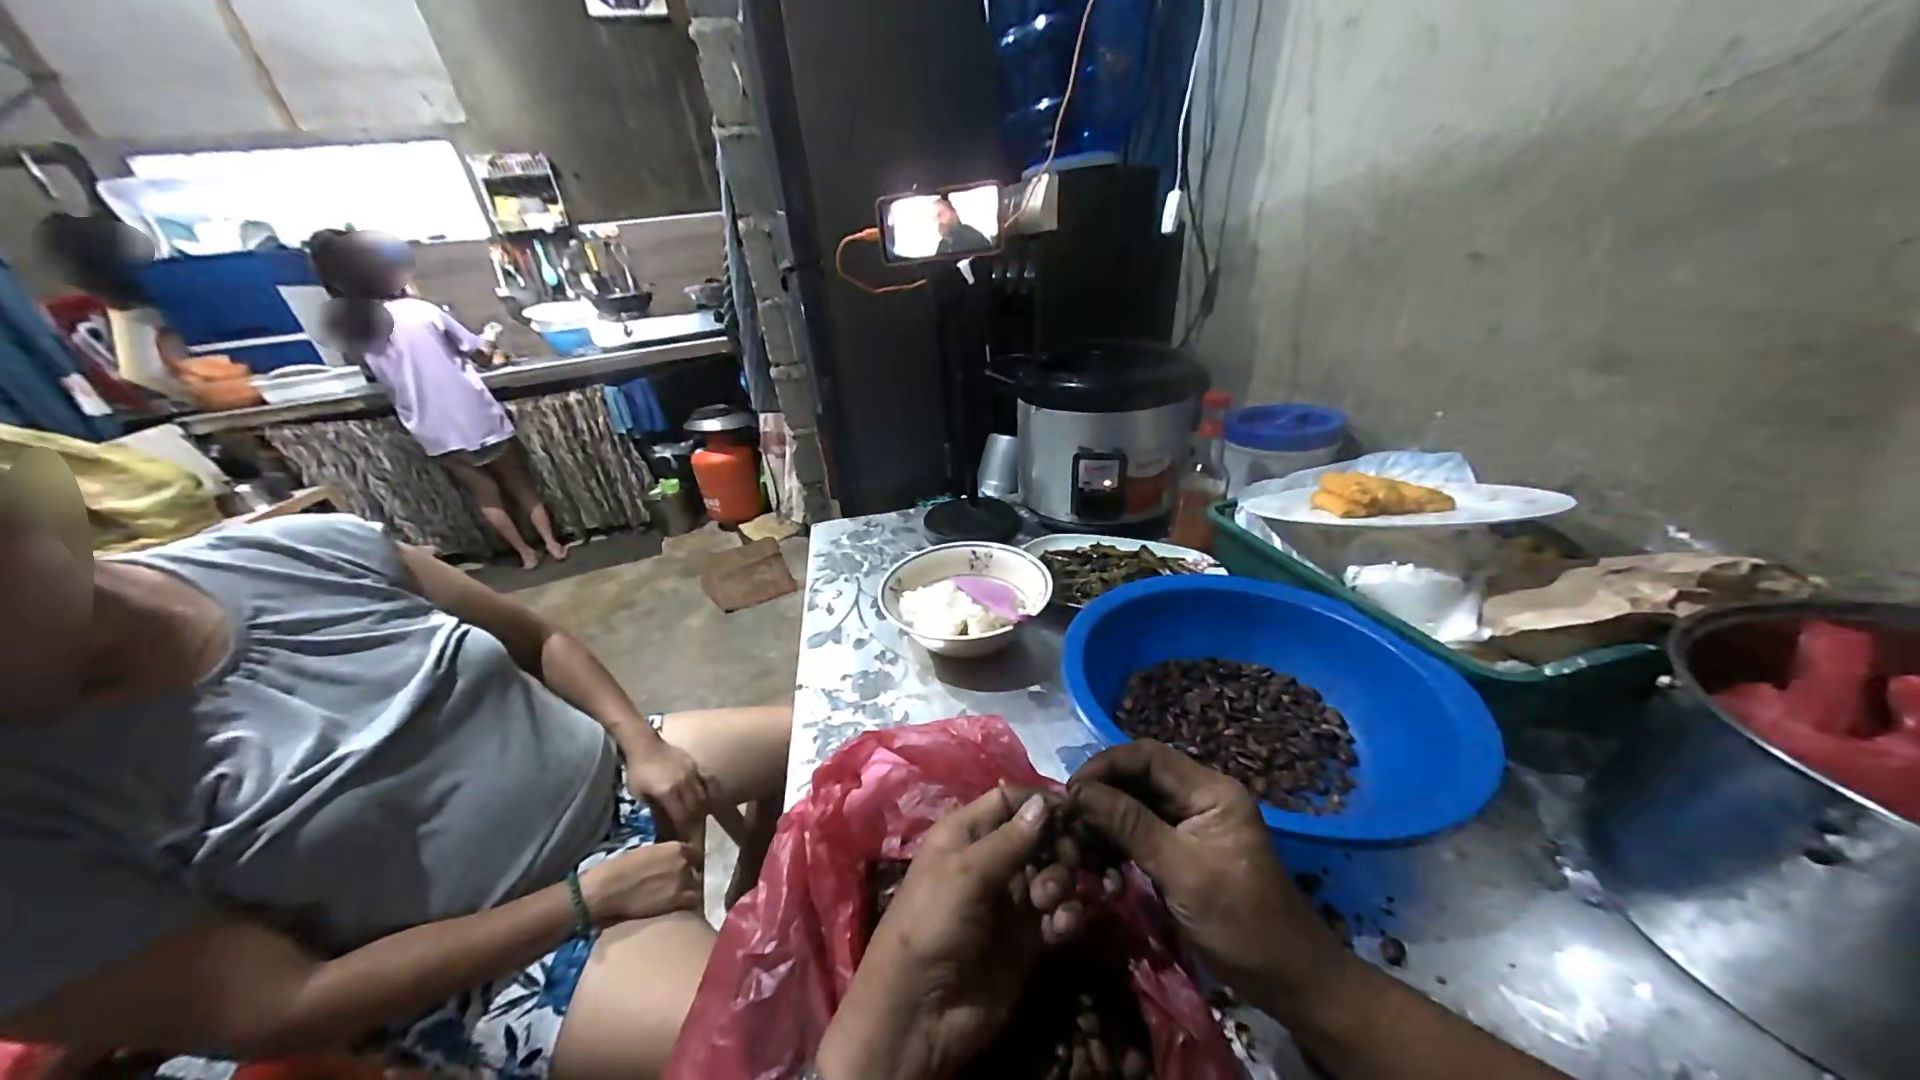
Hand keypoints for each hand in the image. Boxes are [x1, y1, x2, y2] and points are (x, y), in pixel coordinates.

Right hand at [577, 841, 701, 923]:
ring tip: (676, 899)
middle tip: (678, 887)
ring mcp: (683, 880)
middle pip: (696, 870)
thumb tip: (670, 863)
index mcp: (676, 847)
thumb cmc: (621, 869)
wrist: (608, 889)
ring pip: (695, 886)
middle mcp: (684, 861)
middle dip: (689, 877)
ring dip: (688, 891)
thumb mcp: (648, 853)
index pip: (694, 854)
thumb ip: (664, 856)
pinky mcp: (678, 899)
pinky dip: (687, 904)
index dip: (689, 863)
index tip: (683, 871)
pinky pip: (692, 901)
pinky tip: (675, 908)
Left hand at [624, 736, 716, 839]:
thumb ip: (654, 809)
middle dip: (695, 823)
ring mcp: (692, 773)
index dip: (684, 831)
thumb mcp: (640, 794)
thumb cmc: (637, 771)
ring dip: (702, 810)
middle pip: (695, 808)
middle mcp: (684, 783)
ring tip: (699, 820)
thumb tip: (663, 825)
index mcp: (668, 792)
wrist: (644, 744)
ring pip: (703, 796)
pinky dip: (708, 794)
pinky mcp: (695, 766)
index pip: (682, 817)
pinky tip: (707, 801)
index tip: (685, 841)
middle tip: (693, 834)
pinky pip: (706, 783)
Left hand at [815, 787, 1080, 1079]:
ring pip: (1051, 873)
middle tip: (1068, 859)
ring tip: (1050, 901)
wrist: (918, 1013)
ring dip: (1061, 881)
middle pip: (1037, 836)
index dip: (1037, 801)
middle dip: (1057, 844)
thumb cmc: (932, 924)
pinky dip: (1067, 915)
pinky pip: (1057, 914)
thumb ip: (1009, 840)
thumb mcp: (965, 874)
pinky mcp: (1026, 939)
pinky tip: (1063, 926)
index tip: (1072, 808)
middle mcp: (989, 860)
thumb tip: (1044, 802)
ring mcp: (1009, 900)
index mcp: (964, 834)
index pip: (1007, 800)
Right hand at [1070, 740, 1348, 1015]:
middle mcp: (1198, 797)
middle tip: (1066, 821)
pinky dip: (1116, 846)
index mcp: (1210, 790)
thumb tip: (1079, 791)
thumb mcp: (1182, 871)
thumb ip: (1130, 825)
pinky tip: (1101, 869)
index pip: (1148, 756)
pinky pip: (1138, 833)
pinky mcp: (1180, 849)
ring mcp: (1189, 824)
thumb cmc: (1241, 921)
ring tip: (1078, 848)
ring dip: (1104, 824)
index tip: (1070, 791)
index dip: (1105, 765)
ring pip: (1133, 805)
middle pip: (1137, 778)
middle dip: (1100, 796)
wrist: (1288, 980)